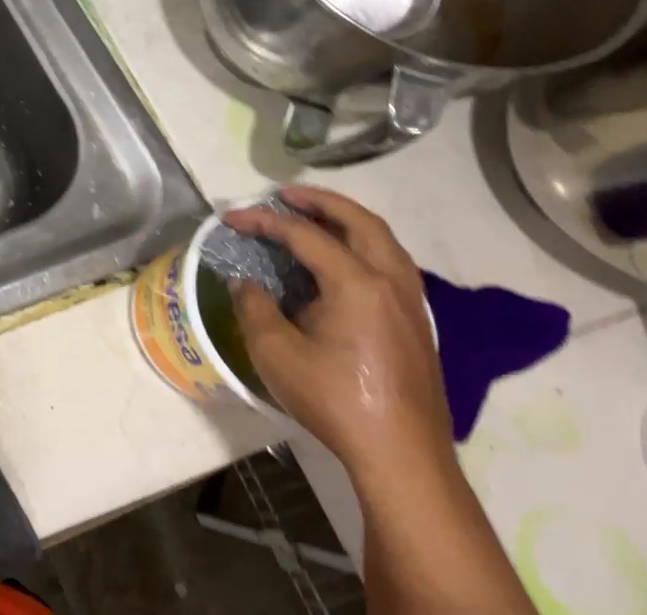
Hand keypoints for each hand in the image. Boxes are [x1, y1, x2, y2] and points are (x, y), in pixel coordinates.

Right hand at [224, 187, 452, 479]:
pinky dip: (363, 247)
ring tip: (312, 218)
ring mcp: (411, 304)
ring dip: (347, 222)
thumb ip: (255, 307)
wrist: (400, 452)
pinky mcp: (415, 324)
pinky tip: (339, 262)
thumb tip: (249, 284)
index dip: (265, 221)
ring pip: (384, 243)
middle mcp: (392, 283)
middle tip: (284, 195)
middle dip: (322, 202)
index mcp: (357, 283)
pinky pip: (390, 265)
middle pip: (361, 223)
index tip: (231, 219)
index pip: (306, 235)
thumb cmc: (333, 397)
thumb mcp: (275, 351)